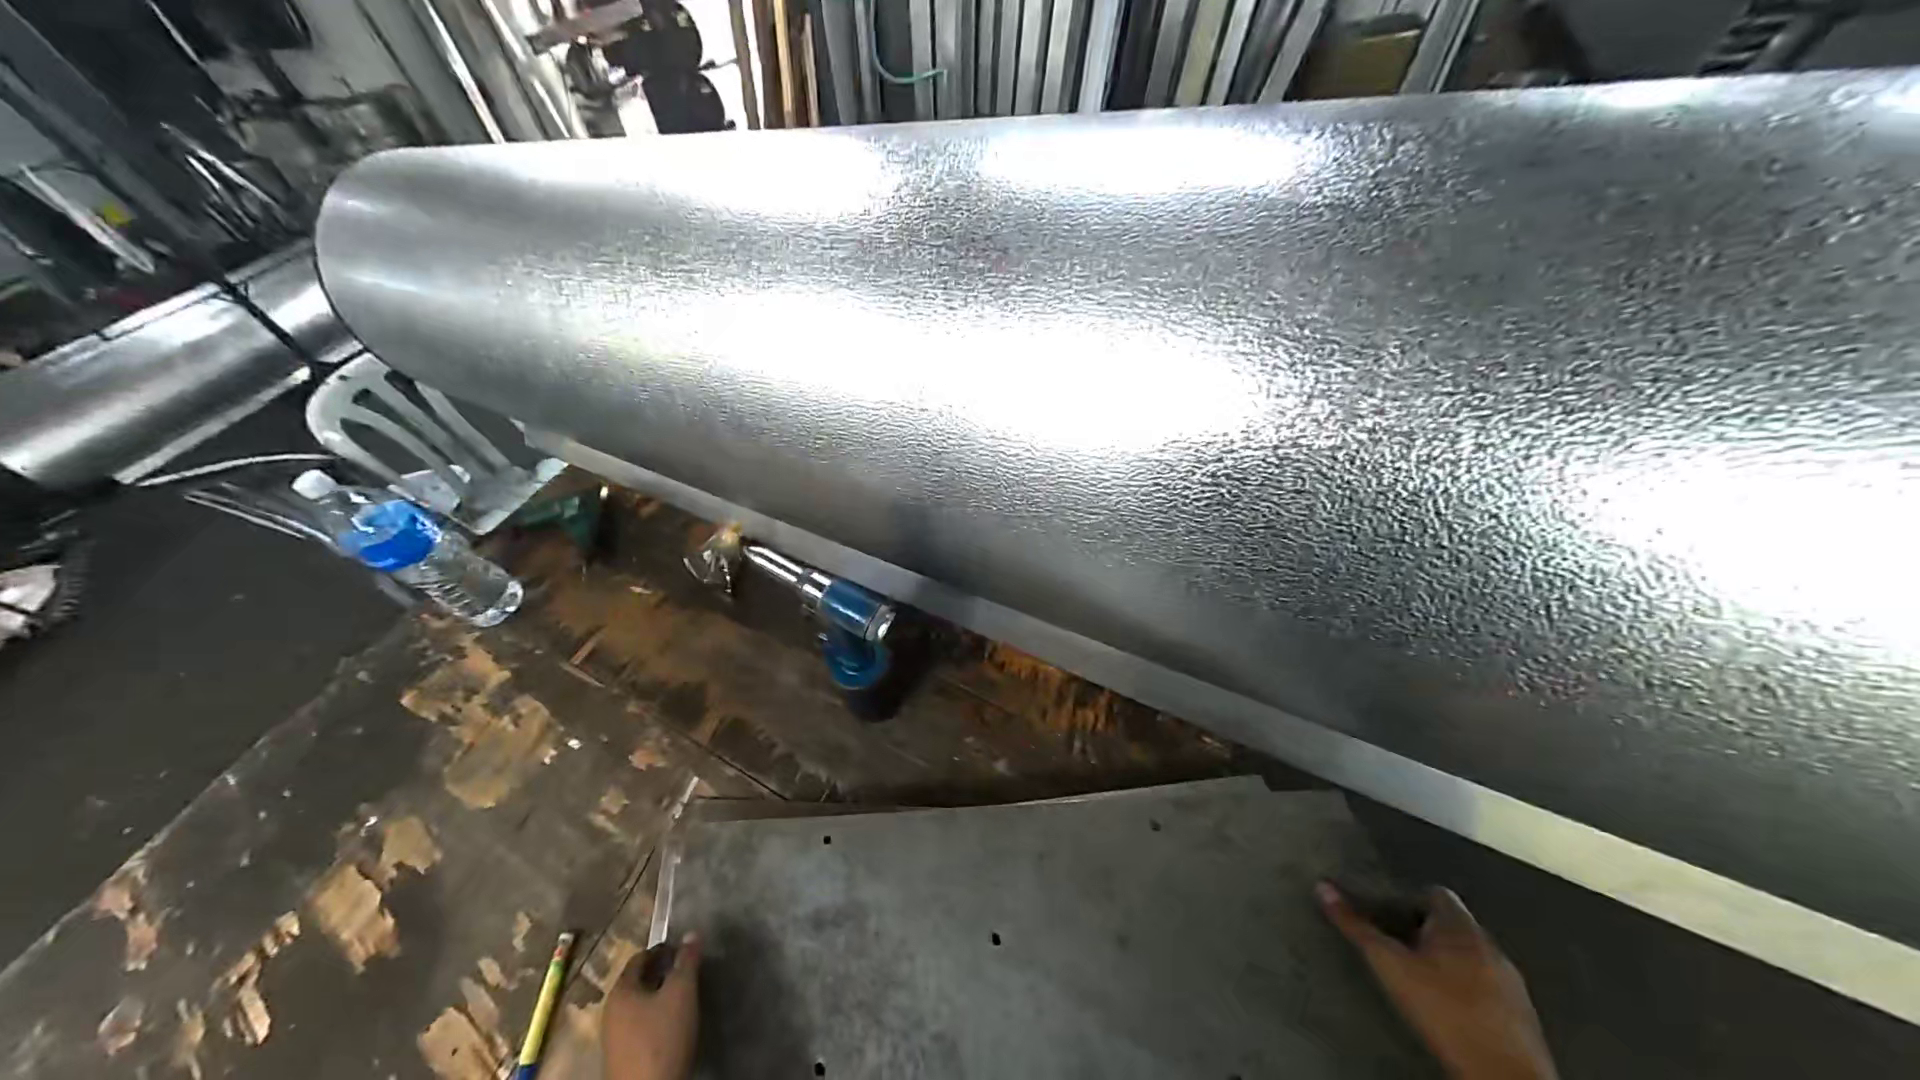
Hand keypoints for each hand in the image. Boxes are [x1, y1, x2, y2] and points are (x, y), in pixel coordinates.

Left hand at [602, 933, 700, 1079]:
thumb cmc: (662, 1038)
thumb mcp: (681, 993)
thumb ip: (687, 961)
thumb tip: (691, 933)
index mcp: (620, 991)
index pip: (640, 957)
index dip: (663, 949)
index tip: (685, 950)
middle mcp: (611, 1011)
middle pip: (638, 980)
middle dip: (663, 972)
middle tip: (688, 970)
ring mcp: (613, 1037)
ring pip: (639, 1003)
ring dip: (660, 995)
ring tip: (684, 996)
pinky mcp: (621, 1057)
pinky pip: (639, 1024)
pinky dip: (655, 1016)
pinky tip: (673, 1024)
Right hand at [1317, 882, 1557, 1079]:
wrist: (1503, 1074)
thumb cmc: (1443, 1009)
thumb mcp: (1389, 965)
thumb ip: (1356, 926)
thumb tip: (1323, 888)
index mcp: (1460, 925)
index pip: (1435, 893)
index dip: (1409, 899)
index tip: (1387, 915)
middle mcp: (1490, 945)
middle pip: (1452, 923)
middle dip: (1425, 930)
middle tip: (1396, 946)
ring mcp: (1510, 980)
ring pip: (1472, 955)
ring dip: (1448, 959)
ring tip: (1419, 976)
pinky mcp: (1521, 1013)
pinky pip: (1488, 984)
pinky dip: (1467, 986)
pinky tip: (1449, 1005)